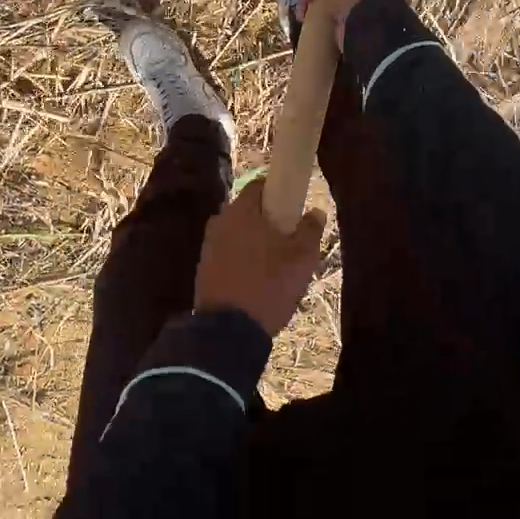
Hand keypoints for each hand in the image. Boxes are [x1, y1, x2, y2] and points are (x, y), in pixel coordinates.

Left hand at [194, 181, 326, 335]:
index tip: (292, 209)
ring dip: (254, 243)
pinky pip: (228, 254)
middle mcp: (220, 222)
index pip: (259, 186)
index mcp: (241, 211)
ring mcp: (208, 246)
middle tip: (287, 241)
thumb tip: (315, 211)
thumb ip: (310, 230)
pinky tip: (255, 281)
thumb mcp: (301, 258)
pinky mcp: (203, 269)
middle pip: (248, 211)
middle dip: (267, 222)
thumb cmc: (268, 285)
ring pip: (237, 234)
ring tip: (274, 266)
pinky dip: (241, 261)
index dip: (278, 193)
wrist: (228, 332)